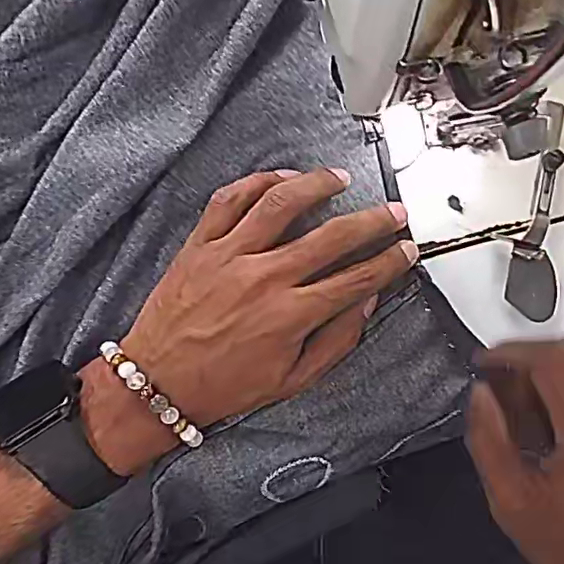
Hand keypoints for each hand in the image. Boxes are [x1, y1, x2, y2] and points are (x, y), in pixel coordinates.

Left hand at [79, 168, 417, 473]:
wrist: (159, 382)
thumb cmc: (222, 384)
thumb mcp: (291, 379)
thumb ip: (335, 342)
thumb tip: (365, 304)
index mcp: (290, 315)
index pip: (356, 278)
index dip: (389, 262)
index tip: (405, 250)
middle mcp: (263, 278)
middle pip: (332, 236)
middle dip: (373, 220)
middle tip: (392, 212)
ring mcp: (229, 256)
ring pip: (281, 204)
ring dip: (317, 185)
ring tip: (339, 178)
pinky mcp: (200, 245)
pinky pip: (229, 200)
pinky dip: (257, 182)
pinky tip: (280, 179)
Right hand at [466, 341, 563, 563]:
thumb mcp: (513, 504)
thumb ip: (489, 439)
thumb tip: (481, 397)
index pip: (552, 359)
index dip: (511, 352)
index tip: (487, 361)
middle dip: (534, 358)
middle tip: (503, 382)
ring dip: (559, 378)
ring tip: (528, 414)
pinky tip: (562, 433)